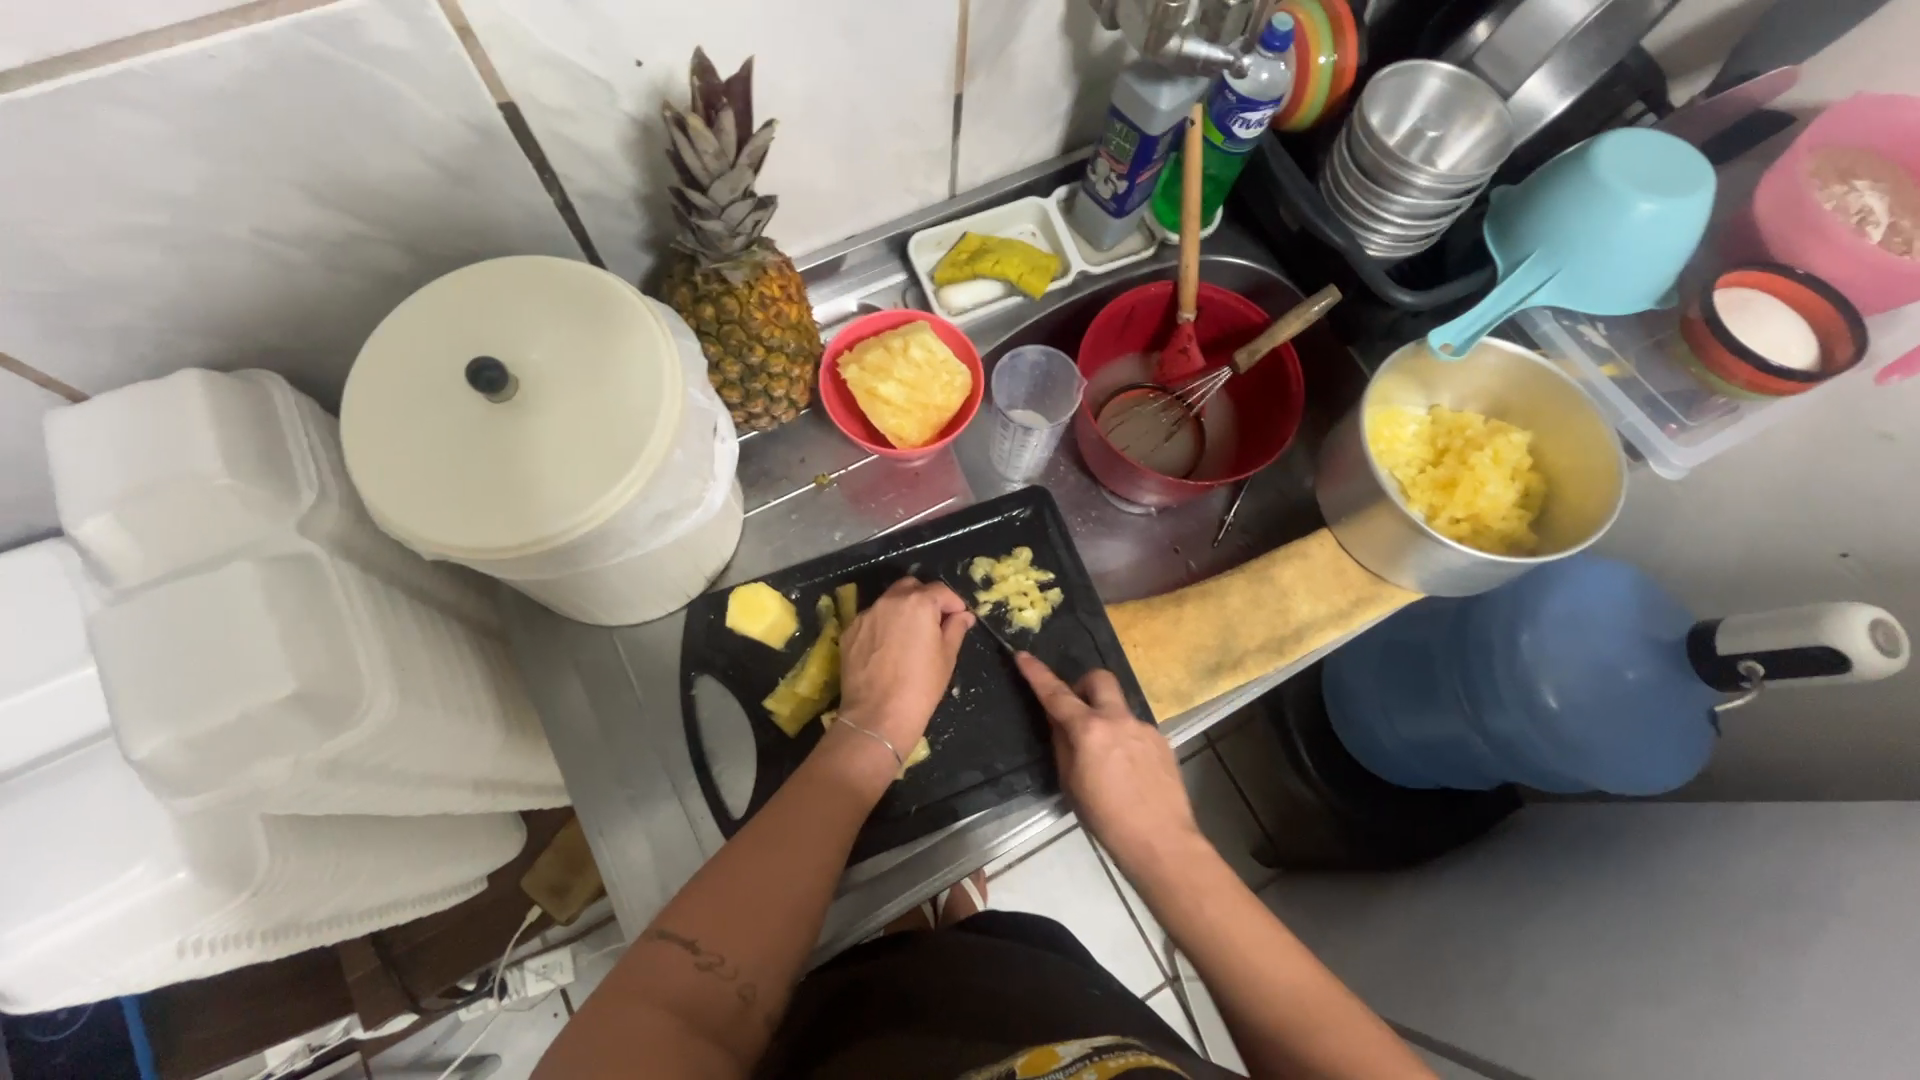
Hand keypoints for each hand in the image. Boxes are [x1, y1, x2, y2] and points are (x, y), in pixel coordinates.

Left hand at [835, 577, 973, 760]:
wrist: (877, 715)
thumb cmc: (921, 686)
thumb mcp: (947, 656)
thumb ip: (956, 628)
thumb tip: (963, 615)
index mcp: (918, 602)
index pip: (941, 590)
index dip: (954, 603)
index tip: (959, 618)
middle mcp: (889, 601)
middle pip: (911, 587)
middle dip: (925, 598)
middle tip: (934, 622)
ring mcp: (866, 615)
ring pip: (888, 602)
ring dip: (902, 610)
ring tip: (908, 636)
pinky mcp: (849, 631)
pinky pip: (871, 620)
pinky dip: (882, 625)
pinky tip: (887, 649)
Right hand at [1015, 652, 1198, 862]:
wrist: (1161, 840)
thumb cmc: (1106, 818)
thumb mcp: (1070, 783)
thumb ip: (1062, 743)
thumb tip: (1058, 719)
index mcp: (1090, 730)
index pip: (1057, 694)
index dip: (1037, 673)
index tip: (1023, 656)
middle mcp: (1119, 720)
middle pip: (1100, 678)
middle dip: (1084, 685)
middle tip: (1076, 709)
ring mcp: (1145, 728)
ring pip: (1120, 707)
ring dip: (1106, 718)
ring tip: (1105, 758)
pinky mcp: (1162, 741)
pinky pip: (1136, 729)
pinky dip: (1125, 739)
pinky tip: (1128, 772)